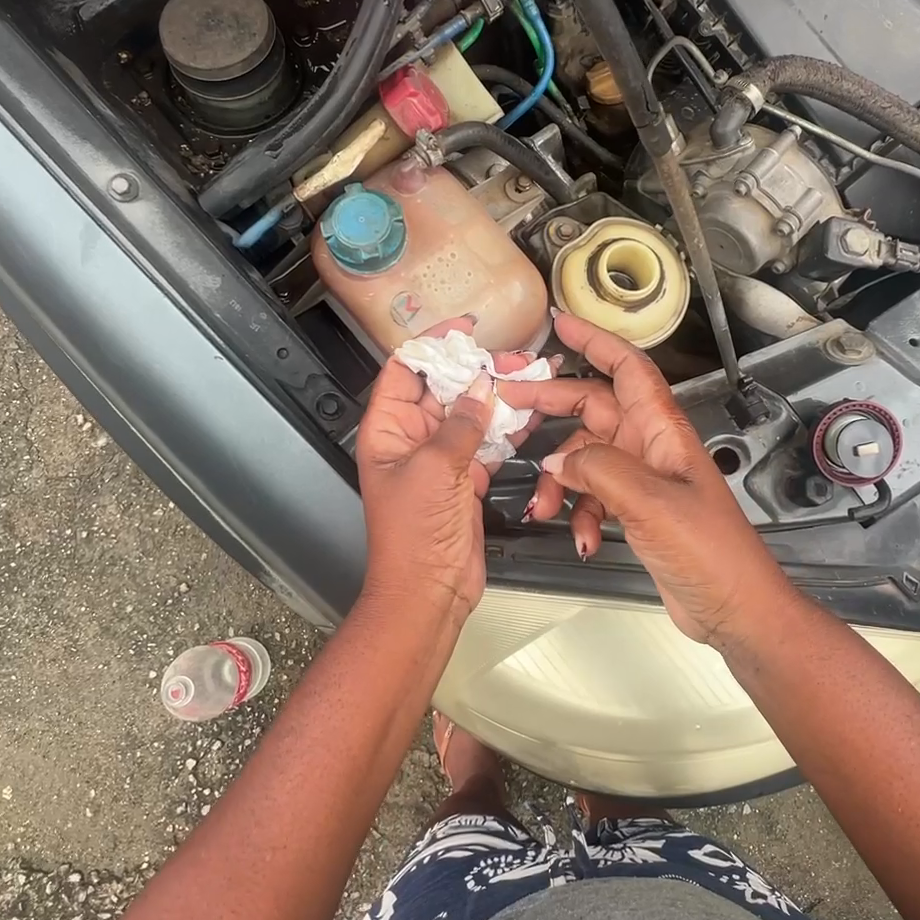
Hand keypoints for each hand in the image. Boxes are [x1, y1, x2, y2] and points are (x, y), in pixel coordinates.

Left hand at [356, 317, 539, 618]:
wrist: (429, 592)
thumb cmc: (412, 537)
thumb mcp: (434, 469)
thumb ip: (461, 424)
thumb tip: (480, 388)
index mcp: (387, 429)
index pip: (405, 369)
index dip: (433, 344)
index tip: (465, 327)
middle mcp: (412, 438)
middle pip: (444, 387)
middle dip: (477, 369)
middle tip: (513, 357)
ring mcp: (441, 457)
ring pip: (471, 413)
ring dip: (499, 395)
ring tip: (531, 376)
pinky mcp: (466, 477)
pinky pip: (488, 441)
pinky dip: (509, 427)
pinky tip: (532, 412)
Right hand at [495, 313, 791, 643]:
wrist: (733, 608)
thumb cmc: (711, 552)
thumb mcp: (650, 502)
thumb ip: (599, 471)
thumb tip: (556, 462)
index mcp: (662, 430)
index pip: (628, 369)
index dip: (595, 341)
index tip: (560, 323)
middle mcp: (650, 446)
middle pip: (592, 409)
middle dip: (550, 405)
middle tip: (509, 403)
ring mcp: (641, 479)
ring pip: (583, 460)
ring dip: (558, 482)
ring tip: (544, 508)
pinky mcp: (634, 510)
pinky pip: (591, 496)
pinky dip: (578, 513)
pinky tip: (581, 538)